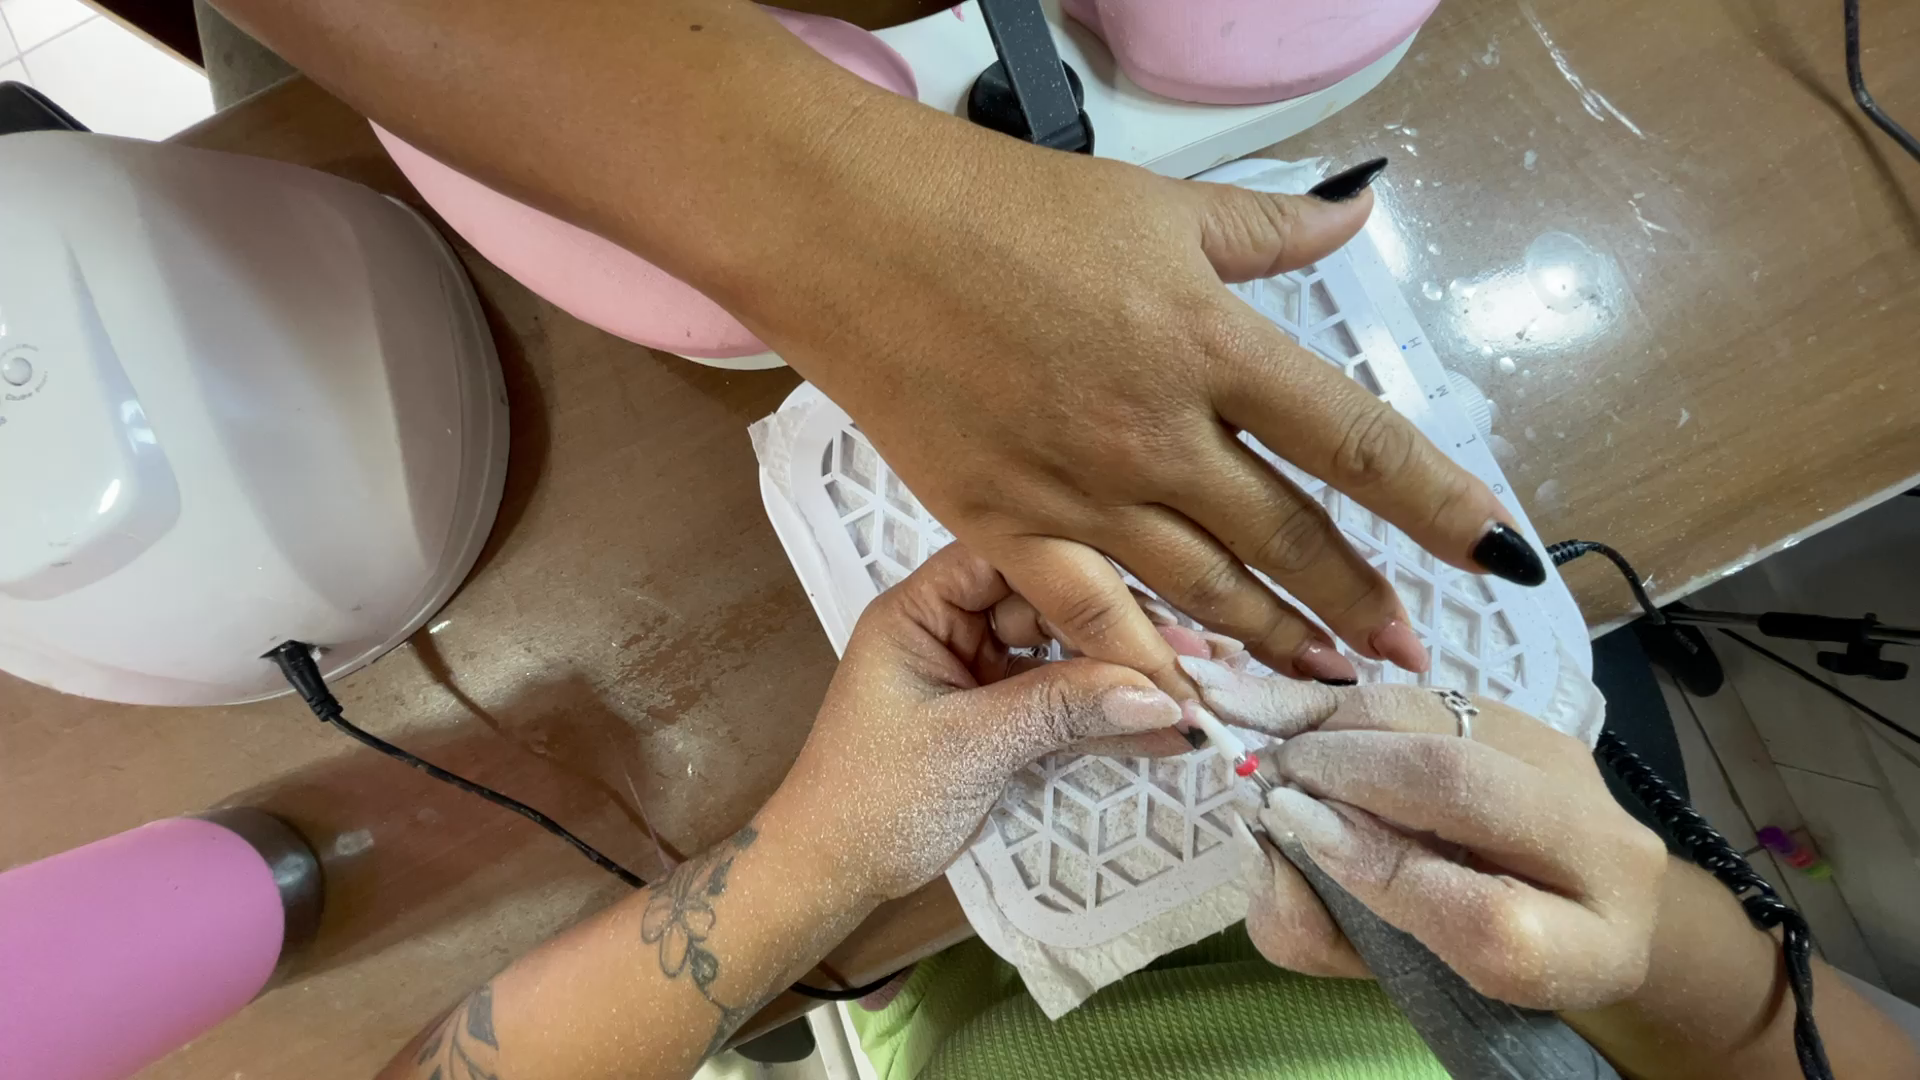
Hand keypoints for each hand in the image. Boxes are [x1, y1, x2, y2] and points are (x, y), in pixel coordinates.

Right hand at [733, 103, 1544, 694]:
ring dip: (1273, 637)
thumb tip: (1359, 207)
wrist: (864, 244)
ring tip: (1323, 676)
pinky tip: (1191, 701)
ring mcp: (1082, 493)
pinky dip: (1147, 662)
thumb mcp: (1152, 205)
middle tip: (1404, 649)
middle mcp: (1161, 436)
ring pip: (1203, 587)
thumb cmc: (1004, 209)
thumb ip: (1264, 229)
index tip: (1498, 555)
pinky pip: (1093, 614)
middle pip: (1286, 534)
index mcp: (1209, 343)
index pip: (1358, 438)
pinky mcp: (1008, 526)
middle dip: (1357, 596)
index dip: (1438, 502)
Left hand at [769, 544, 1182, 902]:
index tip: (1153, 599)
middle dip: (1118, 633)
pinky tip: (1166, 730)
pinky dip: (1105, 718)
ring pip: (1063, 656)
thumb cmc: (875, 797)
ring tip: (1202, 688)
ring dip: (1123, 678)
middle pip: (1048, 606)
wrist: (836, 873)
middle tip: (1199, 654)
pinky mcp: (1002, 711)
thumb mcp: (969, 744)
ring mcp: (982, 669)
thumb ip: (1061, 709)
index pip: (1008, 560)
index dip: (1078, 573)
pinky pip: (1061, 702)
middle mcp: (955, 625)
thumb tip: (1161, 695)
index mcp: (923, 607)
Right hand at [1180, 655, 1668, 1010]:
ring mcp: (1551, 757)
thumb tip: (1264, 842)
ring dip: (1318, 720)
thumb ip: (1312, 930)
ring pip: (1421, 718)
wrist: (1537, 888)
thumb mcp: (1382, 965)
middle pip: (1459, 784)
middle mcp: (1593, 842)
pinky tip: (1250, 687)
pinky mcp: (1501, 708)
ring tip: (1243, 722)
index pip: (1491, 921)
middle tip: (1265, 777)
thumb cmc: (1446, 937)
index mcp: (1582, 945)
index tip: (1285, 822)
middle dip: (1338, 770)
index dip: (1375, 866)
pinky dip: (1314, 692)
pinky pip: (1395, 690)